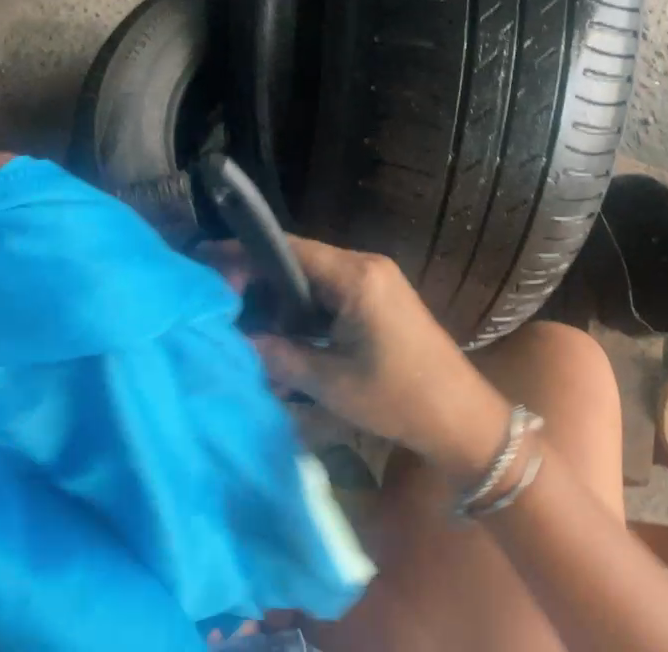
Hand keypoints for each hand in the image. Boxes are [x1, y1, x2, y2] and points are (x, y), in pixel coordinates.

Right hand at [216, 237, 513, 482]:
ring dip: (281, 298)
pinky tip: (284, 334)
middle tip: (220, 298)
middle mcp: (366, 266)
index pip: (287, 249)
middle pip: (298, 260)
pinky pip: (331, 293)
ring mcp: (377, 281)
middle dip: (258, 278)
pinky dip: (305, 309)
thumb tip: (236, 340)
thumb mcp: (330, 382)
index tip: (206, 262)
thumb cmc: (398, 398)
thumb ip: (278, 355)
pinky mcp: (380, 299)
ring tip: (244, 319)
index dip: (244, 254)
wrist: (462, 419)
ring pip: (312, 278)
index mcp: (355, 276)